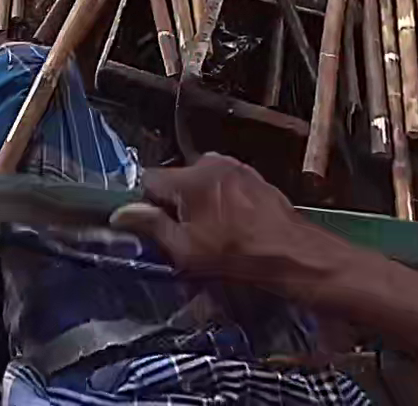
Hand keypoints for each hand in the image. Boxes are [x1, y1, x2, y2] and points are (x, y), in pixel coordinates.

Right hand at [109, 153, 366, 296]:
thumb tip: (119, 213)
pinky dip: (220, 198)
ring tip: (214, 231)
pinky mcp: (251, 174)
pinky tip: (233, 223)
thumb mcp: (188, 251)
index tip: (157, 226)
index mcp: (187, 177)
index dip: (148, 203)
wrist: (298, 256)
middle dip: (175, 203)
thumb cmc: (238, 256)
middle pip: (175, 179)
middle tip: (188, 234)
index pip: (148, 178)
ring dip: (199, 200)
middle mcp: (206, 161)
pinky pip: (222, 181)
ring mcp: (232, 164)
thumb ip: (152, 227)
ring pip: (199, 180)